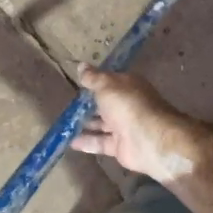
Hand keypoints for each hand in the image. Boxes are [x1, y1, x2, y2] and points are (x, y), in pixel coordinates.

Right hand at [70, 65, 199, 181]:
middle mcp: (127, 105)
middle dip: (87, 105)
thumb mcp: (106, 85)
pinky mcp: (120, 146)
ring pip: (101, 124)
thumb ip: (93, 78)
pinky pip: (100, 142)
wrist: (149, 139)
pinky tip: (70, 141)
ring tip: (63, 123)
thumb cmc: (127, 105)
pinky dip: (87, 142)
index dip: (93, 82)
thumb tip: (81, 65)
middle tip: (65, 105)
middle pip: (105, 104)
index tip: (76, 84)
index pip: (109, 82)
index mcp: (128, 86)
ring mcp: (124, 127)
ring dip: (85, 124)